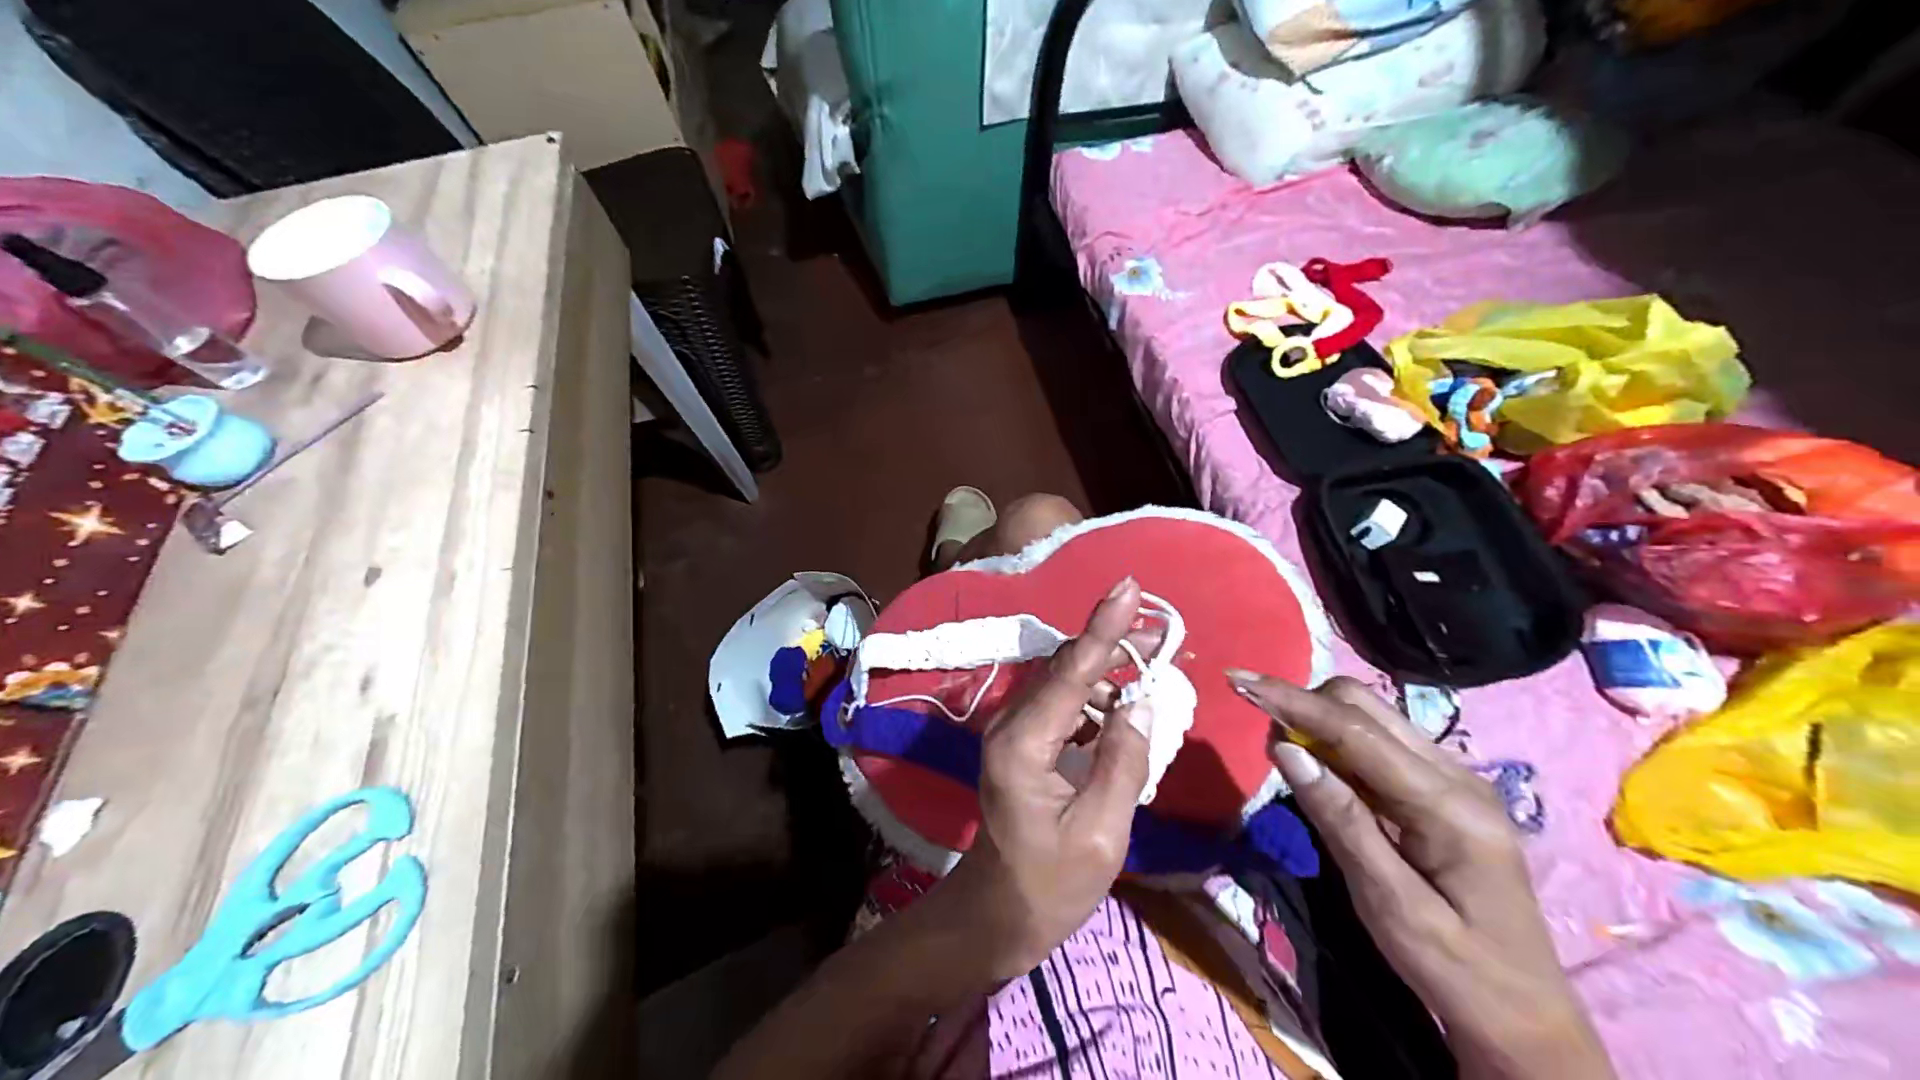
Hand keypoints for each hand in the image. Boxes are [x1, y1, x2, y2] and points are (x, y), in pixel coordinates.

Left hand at [930, 577, 1155, 980]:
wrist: (999, 913)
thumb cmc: (1051, 884)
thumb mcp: (1100, 833)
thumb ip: (1122, 762)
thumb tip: (1141, 702)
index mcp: (1023, 744)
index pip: (1069, 672)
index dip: (1102, 627)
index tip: (1128, 585)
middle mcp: (1010, 725)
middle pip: (1064, 667)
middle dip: (1110, 640)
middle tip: (1158, 623)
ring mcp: (1012, 732)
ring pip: (1063, 680)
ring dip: (1105, 665)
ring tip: (1150, 654)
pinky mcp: (1022, 743)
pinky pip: (1061, 703)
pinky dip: (1095, 693)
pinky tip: (1125, 696)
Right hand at [1226, 672, 1614, 1079]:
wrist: (1525, 1015)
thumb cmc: (1455, 969)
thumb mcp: (1389, 905)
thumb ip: (1341, 821)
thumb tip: (1286, 750)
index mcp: (1450, 806)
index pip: (1356, 731)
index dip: (1293, 701)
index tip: (1240, 682)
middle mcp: (1456, 775)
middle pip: (1364, 707)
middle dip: (1303, 706)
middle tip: (1263, 737)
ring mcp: (1453, 779)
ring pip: (1369, 718)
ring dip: (1317, 722)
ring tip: (1285, 756)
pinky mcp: (1441, 789)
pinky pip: (1378, 743)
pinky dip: (1336, 744)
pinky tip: (1321, 773)